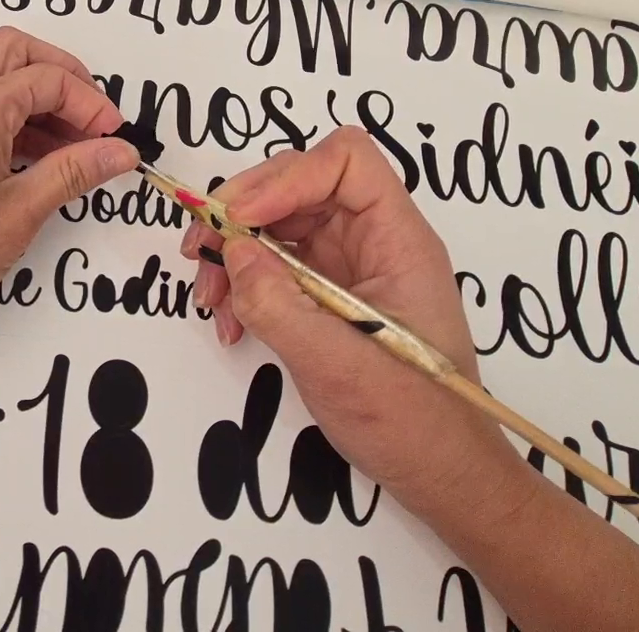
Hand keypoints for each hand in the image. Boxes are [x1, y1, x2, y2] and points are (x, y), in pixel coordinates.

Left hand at [0, 27, 139, 388]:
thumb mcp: (17, 214)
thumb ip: (71, 173)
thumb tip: (121, 150)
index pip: (48, 77)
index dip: (91, 103)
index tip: (116, 139)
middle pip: (15, 53)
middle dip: (62, 76)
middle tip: (93, 121)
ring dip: (36, 101)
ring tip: (71, 151)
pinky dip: (10, 123)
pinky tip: (32, 165)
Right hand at [180, 127, 528, 522]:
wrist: (437, 475)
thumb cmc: (412, 421)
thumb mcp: (339, 364)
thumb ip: (279, 305)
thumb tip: (232, 250)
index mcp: (396, 240)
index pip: (345, 162)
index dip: (287, 177)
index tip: (241, 218)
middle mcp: (368, 239)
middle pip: (296, 182)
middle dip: (241, 209)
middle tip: (200, 246)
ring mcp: (342, 262)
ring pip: (273, 219)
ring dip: (229, 248)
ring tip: (209, 294)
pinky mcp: (319, 289)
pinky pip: (267, 260)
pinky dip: (237, 281)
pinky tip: (226, 319)